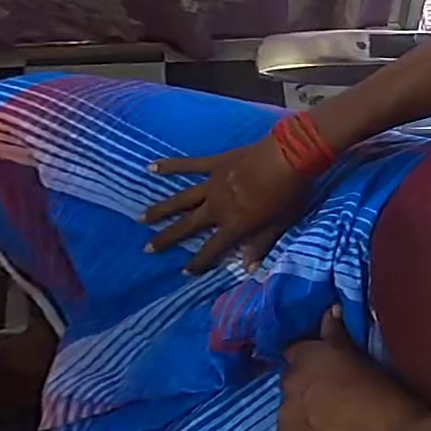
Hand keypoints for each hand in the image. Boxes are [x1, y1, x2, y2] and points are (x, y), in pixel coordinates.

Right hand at [144, 135, 308, 273]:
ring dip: (161, 209)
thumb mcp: (280, 224)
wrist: (288, 158)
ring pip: (181, 200)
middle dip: (167, 238)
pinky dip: (170, 166)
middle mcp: (217, 207)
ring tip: (142, 218)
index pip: (213, 249)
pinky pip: (189, 165)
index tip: (184, 272)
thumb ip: (262, 244)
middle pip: (188, 226)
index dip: (199, 262)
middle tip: (147, 248)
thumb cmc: (289, 193)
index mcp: (234, 224)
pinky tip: (150, 168)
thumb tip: (247, 268)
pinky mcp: (215, 163)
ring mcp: (213, 184)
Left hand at [278, 308, 429, 430]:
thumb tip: (330, 311)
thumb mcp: (362, 356)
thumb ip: (337, 333)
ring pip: (289, 405)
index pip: (296, 350)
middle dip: (306, 382)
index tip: (328, 365)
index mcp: (308, 356)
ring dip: (303, 406)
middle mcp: (290, 382)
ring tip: (329, 414)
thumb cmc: (384, 389)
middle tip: (332, 390)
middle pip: (291, 379)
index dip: (312, 357)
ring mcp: (285, 414)